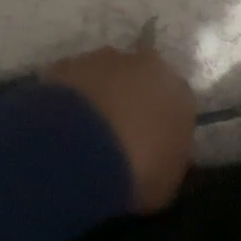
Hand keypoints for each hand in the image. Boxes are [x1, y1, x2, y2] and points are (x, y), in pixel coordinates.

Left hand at [44, 42, 196, 212]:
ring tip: (83, 131)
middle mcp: (148, 66)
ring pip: (107, 74)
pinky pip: (73, 80)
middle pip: (143, 79)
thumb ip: (167, 159)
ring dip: (100, 95)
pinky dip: (69, 98)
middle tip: (117, 133)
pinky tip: (60, 125)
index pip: (177, 103)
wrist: (81, 150)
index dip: (162, 123)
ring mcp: (106, 59)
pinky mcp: (68, 62)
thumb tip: (160, 156)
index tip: (150, 144)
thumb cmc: (136, 171)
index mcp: (180, 94)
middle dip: (132, 99)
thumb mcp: (165, 180)